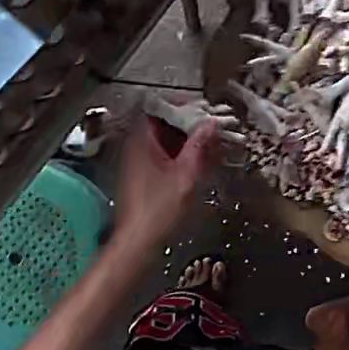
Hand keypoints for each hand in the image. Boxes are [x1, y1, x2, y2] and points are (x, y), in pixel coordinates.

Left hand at [111, 115, 218, 251]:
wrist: (137, 242)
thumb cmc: (159, 209)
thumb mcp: (185, 175)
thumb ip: (199, 146)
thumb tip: (212, 123)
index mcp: (141, 140)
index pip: (160, 109)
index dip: (183, 106)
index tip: (205, 110)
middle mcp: (135, 146)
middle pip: (162, 124)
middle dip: (188, 124)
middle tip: (213, 127)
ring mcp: (136, 161)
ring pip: (164, 141)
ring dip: (186, 141)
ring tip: (212, 144)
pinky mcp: (141, 176)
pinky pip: (162, 156)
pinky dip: (179, 155)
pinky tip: (199, 162)